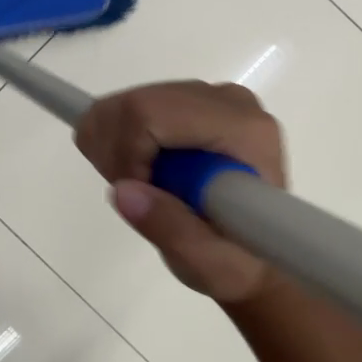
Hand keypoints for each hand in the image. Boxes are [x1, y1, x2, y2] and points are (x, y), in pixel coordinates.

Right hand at [75, 81, 288, 302]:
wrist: (251, 250)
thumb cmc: (236, 260)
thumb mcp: (210, 265)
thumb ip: (171, 229)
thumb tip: (124, 191)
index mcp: (243, 130)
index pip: (151, 113)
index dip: (127, 154)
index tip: (137, 195)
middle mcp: (227, 101)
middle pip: (133, 103)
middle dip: (114, 152)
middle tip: (131, 193)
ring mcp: (204, 96)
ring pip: (121, 103)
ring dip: (110, 148)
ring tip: (137, 186)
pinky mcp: (185, 100)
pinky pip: (122, 105)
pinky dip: (111, 139)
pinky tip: (135, 167)